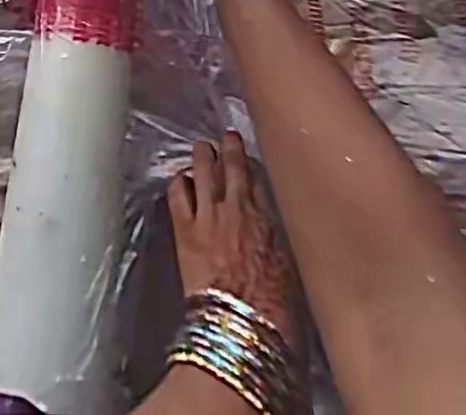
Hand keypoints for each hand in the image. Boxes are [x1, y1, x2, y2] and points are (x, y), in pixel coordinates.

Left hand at [168, 131, 301, 346]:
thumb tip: (270, 230)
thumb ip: (276, 239)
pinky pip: (178, 193)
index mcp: (268, 218)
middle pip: (233, 166)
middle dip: (230, 148)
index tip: (249, 156)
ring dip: (203, 156)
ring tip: (202, 147)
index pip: (259, 179)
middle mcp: (238, 208)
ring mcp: (208, 215)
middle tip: (228, 136)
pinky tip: (181, 179)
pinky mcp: (184, 229)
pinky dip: (180, 182)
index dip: (252, 164)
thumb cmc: (274, 310)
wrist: (240, 330)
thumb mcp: (287, 269)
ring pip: (204, 170)